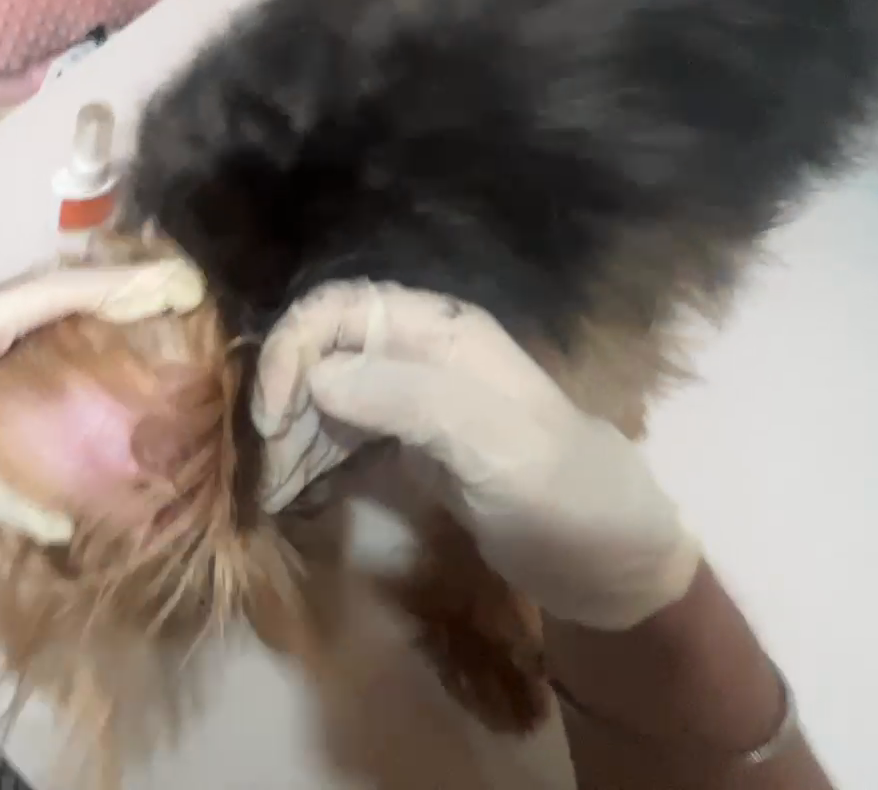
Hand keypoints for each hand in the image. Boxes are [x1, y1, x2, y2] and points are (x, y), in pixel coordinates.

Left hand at [0, 260, 206, 542]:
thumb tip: (69, 524)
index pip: (62, 292)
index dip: (126, 287)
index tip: (184, 285)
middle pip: (62, 286)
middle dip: (124, 284)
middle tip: (182, 296)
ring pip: (43, 303)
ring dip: (97, 302)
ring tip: (150, 316)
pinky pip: (27, 328)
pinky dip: (67, 330)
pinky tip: (84, 357)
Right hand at [252, 280, 702, 629]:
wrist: (610, 570)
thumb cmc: (569, 501)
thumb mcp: (503, 451)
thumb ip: (415, 402)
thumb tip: (317, 378)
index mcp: (436, 332)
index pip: (337, 308)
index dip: (292, 348)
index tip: (271, 414)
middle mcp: (409, 351)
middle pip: (316, 353)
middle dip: (283, 406)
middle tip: (267, 472)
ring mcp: (398, 395)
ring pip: (314, 397)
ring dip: (287, 440)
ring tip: (271, 495)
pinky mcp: (392, 437)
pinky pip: (330, 434)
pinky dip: (303, 461)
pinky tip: (289, 493)